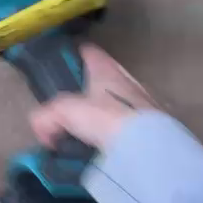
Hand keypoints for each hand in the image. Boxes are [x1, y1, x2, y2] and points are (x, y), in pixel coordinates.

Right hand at [28, 44, 156, 151]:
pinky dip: (123, 132)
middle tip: (73, 102)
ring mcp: (147, 105)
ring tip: (92, 129)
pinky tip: (112, 145)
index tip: (63, 60)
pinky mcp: (161, 130)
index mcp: (106, 69)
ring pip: (121, 101)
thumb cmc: (107, 118)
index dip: (75, 52)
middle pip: (106, 76)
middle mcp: (128, 81)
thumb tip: (41, 131)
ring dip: (109, 112)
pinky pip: (135, 125)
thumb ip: (45, 117)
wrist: (153, 152)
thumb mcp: (64, 113)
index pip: (88, 50)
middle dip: (91, 87)